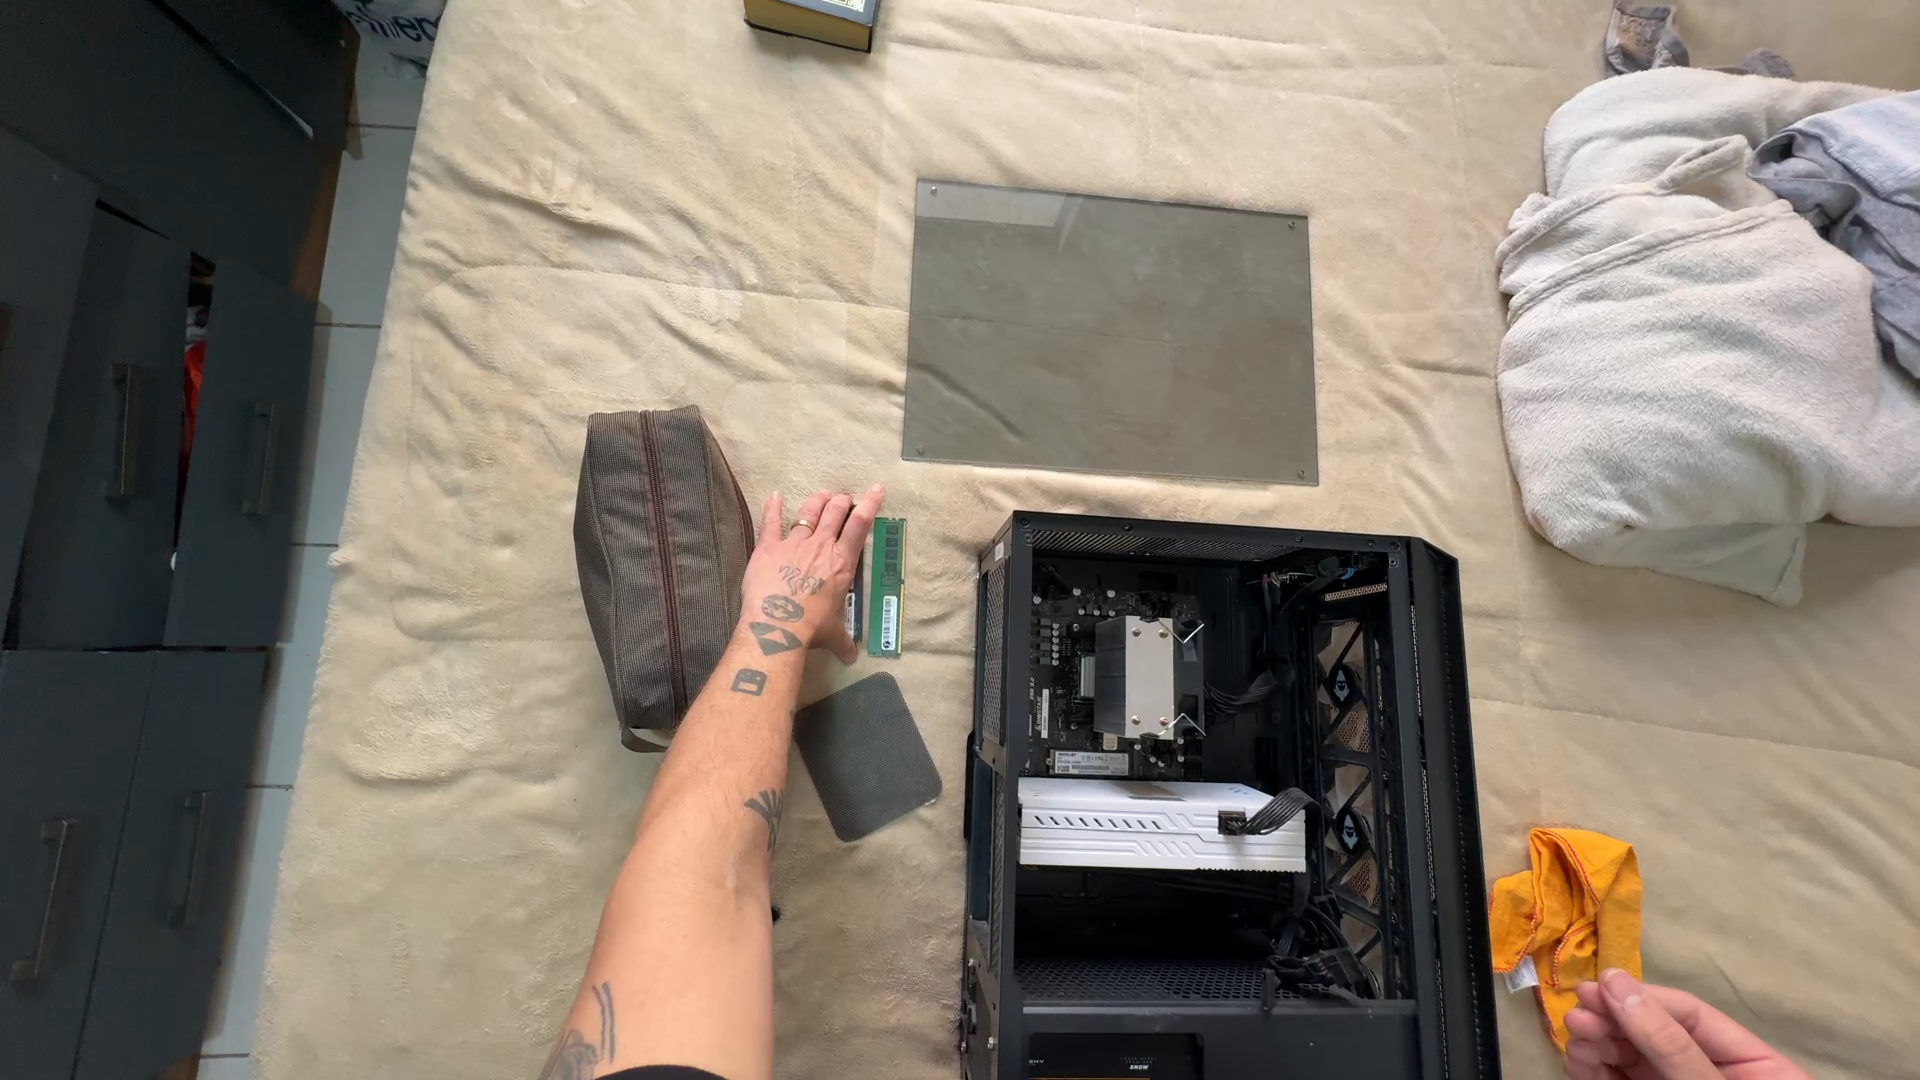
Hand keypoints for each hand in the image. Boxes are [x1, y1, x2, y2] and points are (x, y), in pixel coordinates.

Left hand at [738, 486, 883, 664]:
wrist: (779, 625)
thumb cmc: (812, 628)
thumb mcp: (833, 634)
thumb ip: (843, 641)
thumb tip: (851, 657)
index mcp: (842, 563)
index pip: (859, 527)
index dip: (870, 506)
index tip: (875, 490)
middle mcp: (821, 547)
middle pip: (835, 514)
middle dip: (842, 502)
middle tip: (844, 498)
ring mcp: (794, 544)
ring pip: (808, 513)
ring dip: (817, 501)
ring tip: (822, 494)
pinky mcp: (768, 547)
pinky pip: (771, 522)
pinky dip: (772, 507)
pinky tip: (774, 495)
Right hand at [1563, 969, 1810, 1079]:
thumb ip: (1671, 1045)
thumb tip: (1614, 979)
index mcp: (1757, 1065)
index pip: (1689, 1012)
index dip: (1637, 996)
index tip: (1593, 989)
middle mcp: (1714, 1068)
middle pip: (1649, 1028)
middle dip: (1607, 1021)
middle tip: (1575, 1017)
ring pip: (1626, 1050)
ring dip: (1592, 1042)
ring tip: (1573, 1040)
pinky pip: (1616, 1073)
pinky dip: (1591, 1066)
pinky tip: (1576, 1061)